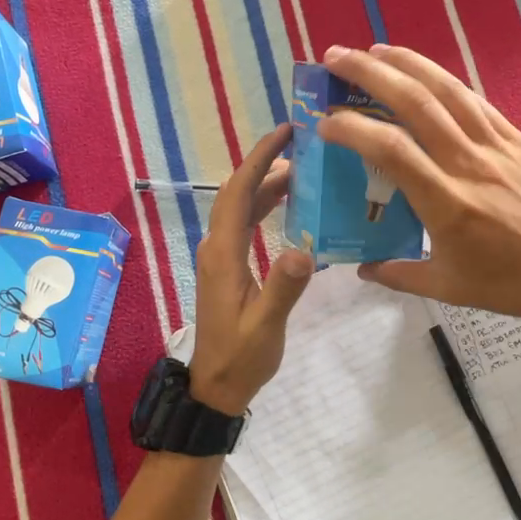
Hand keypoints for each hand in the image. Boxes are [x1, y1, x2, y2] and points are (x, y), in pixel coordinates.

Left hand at [187, 125, 314, 416]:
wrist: (217, 386)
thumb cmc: (242, 356)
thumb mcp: (266, 325)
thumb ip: (283, 287)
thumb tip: (304, 249)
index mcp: (223, 254)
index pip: (238, 193)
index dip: (259, 159)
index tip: (285, 133)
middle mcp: (216, 247)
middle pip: (237, 193)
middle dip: (265, 165)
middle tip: (303, 146)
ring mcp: (219, 256)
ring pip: (240, 207)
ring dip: (266, 185)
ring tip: (303, 171)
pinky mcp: (227, 267)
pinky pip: (244, 224)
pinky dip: (264, 206)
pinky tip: (288, 206)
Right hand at [318, 45, 520, 345]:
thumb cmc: (513, 287)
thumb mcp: (449, 289)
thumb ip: (398, 274)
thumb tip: (360, 267)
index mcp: (449, 205)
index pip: (391, 151)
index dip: (353, 128)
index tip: (323, 123)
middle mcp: (471, 165)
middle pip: (416, 103)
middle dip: (371, 73)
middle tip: (335, 58)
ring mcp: (499, 148)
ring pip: (448, 91)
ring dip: (408, 63)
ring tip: (374, 49)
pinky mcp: (519, 141)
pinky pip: (476, 102)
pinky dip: (445, 82)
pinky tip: (426, 73)